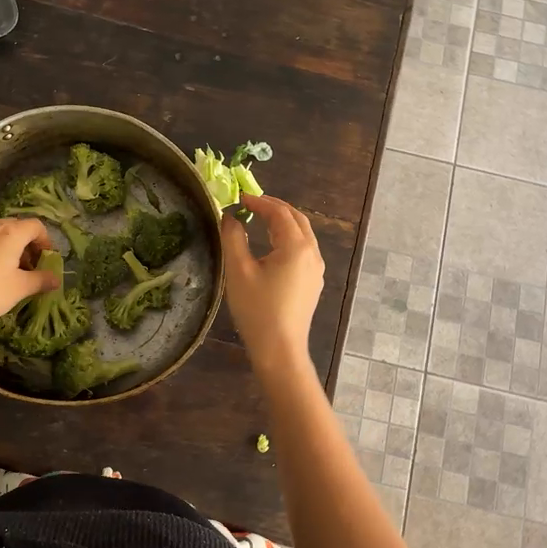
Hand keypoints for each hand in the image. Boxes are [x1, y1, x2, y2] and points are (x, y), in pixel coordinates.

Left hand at [0, 218, 59, 341]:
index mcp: (11, 232)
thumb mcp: (19, 289)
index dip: (45, 241)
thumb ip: (41, 280)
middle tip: (28, 267)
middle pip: (16, 227)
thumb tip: (56, 279)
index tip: (46, 259)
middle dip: (26, 244)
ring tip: (6, 270)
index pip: (36, 226)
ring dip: (6, 246)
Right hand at [221, 193, 324, 367]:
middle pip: (296, 219)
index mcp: (296, 246)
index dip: (259, 201)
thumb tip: (230, 217)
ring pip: (302, 234)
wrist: (279, 350)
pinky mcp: (313, 282)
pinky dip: (288, 239)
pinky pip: (303, 250)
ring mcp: (316, 269)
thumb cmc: (257, 309)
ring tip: (260, 220)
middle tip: (251, 204)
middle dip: (274, 207)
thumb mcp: (239, 271)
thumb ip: (234, 237)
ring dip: (283, 222)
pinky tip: (272, 247)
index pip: (279, 212)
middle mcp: (312, 253)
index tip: (239, 197)